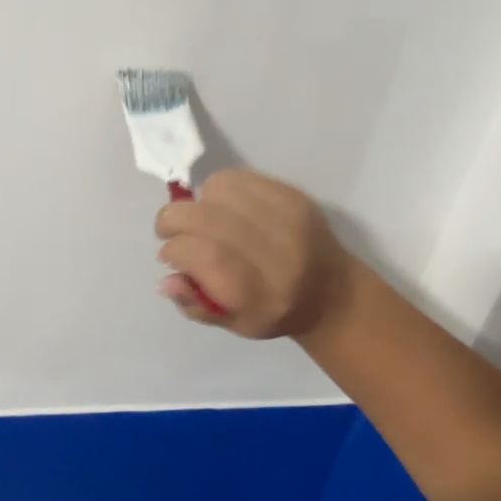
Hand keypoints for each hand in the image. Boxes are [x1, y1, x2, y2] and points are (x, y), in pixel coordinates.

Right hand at [154, 168, 357, 339]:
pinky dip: (218, 189)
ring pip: (216, 190)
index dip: (174, 250)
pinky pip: (239, 177)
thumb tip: (166, 280)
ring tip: (203, 219)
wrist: (334, 294)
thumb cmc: (275, 313)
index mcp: (256, 291)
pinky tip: (222, 207)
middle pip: (203, 217)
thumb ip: (193, 303)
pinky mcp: (293, 196)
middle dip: (172, 221)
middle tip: (170, 232)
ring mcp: (286, 218)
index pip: (200, 254)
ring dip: (198, 203)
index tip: (171, 257)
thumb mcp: (232, 323)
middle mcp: (273, 251)